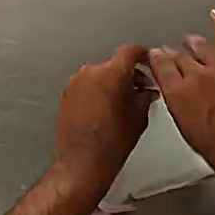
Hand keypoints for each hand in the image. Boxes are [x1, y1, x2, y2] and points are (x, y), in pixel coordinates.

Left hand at [51, 44, 153, 191]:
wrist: (83, 162)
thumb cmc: (110, 143)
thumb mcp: (139, 116)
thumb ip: (145, 96)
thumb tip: (146, 91)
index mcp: (113, 72)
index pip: (130, 51)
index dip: (142, 56)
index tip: (147, 62)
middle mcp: (92, 72)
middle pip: (115, 64)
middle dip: (129, 75)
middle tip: (140, 90)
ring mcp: (76, 83)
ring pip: (100, 75)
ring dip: (112, 84)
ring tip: (122, 104)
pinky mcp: (67, 94)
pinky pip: (87, 86)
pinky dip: (97, 92)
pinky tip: (105, 110)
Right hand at [149, 11, 214, 195]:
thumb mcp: (188, 130)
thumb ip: (178, 103)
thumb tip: (175, 92)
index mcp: (179, 94)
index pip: (161, 65)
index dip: (156, 60)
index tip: (154, 58)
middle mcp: (198, 77)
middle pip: (179, 55)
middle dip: (172, 54)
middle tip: (170, 54)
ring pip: (201, 45)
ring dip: (192, 43)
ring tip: (188, 41)